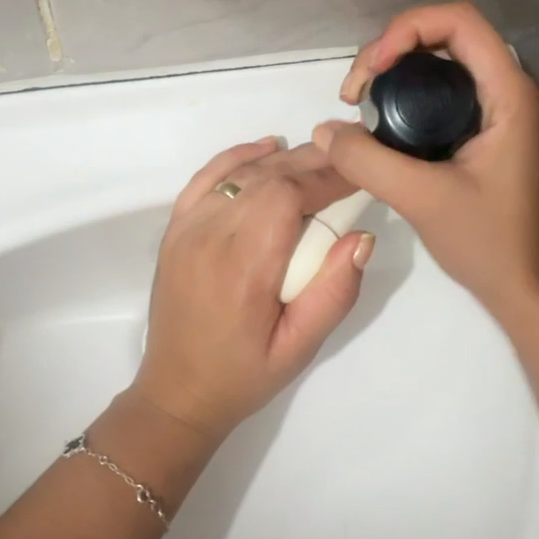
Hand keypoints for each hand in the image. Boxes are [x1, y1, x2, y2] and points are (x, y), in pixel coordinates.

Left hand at [129, 138, 375, 442]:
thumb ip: (333, 292)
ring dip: (284, 159)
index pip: (288, 195)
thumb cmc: (244, 374)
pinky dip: (239, 156)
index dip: (327, 177)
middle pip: (268, 175)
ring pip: (242, 172)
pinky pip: (208, 176)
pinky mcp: (176, 227)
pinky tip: (268, 148)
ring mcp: (188, 227)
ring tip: (323, 158)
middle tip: (352, 163)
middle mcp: (210, 236)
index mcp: (244, 267)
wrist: (177, 391)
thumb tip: (361, 236)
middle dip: (314, 163)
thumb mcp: (300, 348)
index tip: (361, 174)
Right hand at [312, 2, 538, 317]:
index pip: (460, 22)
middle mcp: (509, 90)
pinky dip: (408, 92)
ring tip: (360, 100)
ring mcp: (499, 110)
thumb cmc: (488, 243)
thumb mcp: (422, 199)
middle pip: (447, 35)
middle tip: (355, 90)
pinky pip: (444, 90)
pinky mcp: (486, 130)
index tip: (372, 69)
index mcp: (509, 95)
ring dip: (397, 69)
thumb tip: (324, 131)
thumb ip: (368, 161)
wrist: (527, 288)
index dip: (408, 28)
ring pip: (443, 61)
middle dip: (394, 48)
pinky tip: (381, 120)